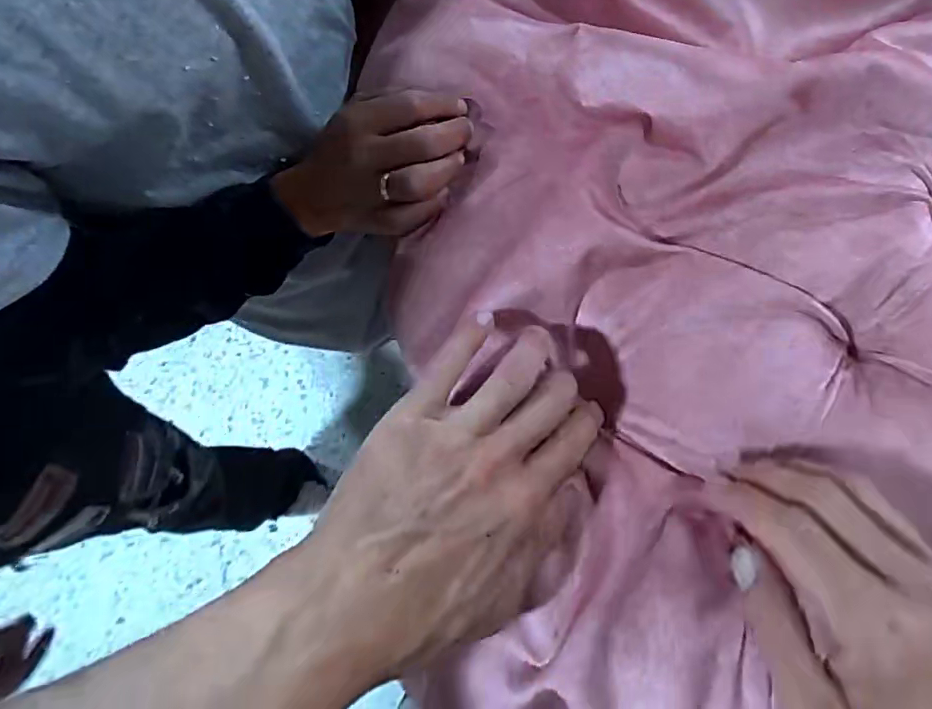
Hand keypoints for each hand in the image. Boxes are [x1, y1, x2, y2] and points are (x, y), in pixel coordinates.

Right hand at [271, 90, 471, 236]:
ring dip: (450, 168)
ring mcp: (369, 193)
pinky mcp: (378, 222)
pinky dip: (436, 202)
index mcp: (357, 122)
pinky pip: (416, 214)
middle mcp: (362, 157)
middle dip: (456, 135)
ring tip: (457, 158)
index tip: (460, 108)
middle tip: (466, 133)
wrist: (310, 195)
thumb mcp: (360, 109)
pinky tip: (442, 189)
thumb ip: (401, 100)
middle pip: (423, 144)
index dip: (444, 105)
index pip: (410, 107)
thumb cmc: (346, 143)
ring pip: (421, 182)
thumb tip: (454, 103)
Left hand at [293, 316, 601, 687]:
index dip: (587, 418)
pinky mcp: (412, 417)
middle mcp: (500, 457)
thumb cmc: (425, 611)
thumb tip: (572, 495)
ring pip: (510, 374)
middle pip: (551, 398)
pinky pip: (447, 366)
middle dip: (565, 383)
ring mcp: (454, 432)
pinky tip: (485, 321)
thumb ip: (547, 546)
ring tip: (537, 338)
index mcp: (526, 499)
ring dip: (532, 349)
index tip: (586, 411)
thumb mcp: (503, 599)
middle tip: (561, 378)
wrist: (343, 603)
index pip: (575, 438)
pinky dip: (470, 338)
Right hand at [713, 459, 931, 708]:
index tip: (704, 487)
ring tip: (756, 471)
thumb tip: (740, 548)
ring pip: (858, 489)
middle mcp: (913, 579)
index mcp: (875, 622)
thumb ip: (774, 626)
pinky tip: (810, 485)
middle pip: (825, 497)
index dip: (742, 500)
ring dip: (801, 471)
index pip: (794, 530)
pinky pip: (887, 508)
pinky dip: (839, 486)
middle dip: (766, 476)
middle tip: (723, 472)